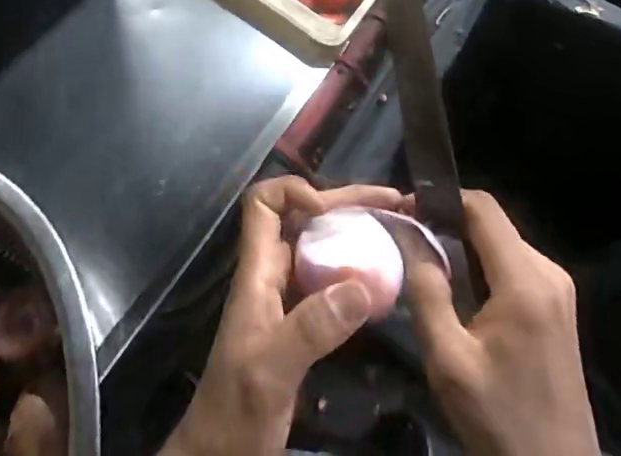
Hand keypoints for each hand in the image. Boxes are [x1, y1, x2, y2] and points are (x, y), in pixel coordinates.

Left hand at [158, 176, 403, 455]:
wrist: (222, 453)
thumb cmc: (237, 409)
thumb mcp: (272, 370)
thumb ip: (312, 328)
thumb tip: (362, 284)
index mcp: (256, 272)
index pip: (262, 204)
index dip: (293, 191)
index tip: (330, 210)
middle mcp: (271, 275)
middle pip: (302, 219)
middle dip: (345, 203)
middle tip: (396, 203)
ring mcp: (286, 298)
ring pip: (319, 247)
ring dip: (355, 232)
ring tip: (399, 229)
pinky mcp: (301, 323)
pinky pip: (330, 281)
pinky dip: (357, 270)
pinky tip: (386, 280)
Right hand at [404, 190, 599, 455]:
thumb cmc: (499, 417)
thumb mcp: (448, 360)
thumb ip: (427, 292)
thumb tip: (409, 237)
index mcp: (526, 281)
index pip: (482, 208)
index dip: (440, 198)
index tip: (405, 210)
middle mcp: (548, 273)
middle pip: (491, 222)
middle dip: (446, 220)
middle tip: (407, 236)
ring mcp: (558, 289)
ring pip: (500, 240)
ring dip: (461, 241)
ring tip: (424, 257)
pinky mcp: (557, 305)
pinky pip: (512, 262)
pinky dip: (480, 260)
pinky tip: (456, 283)